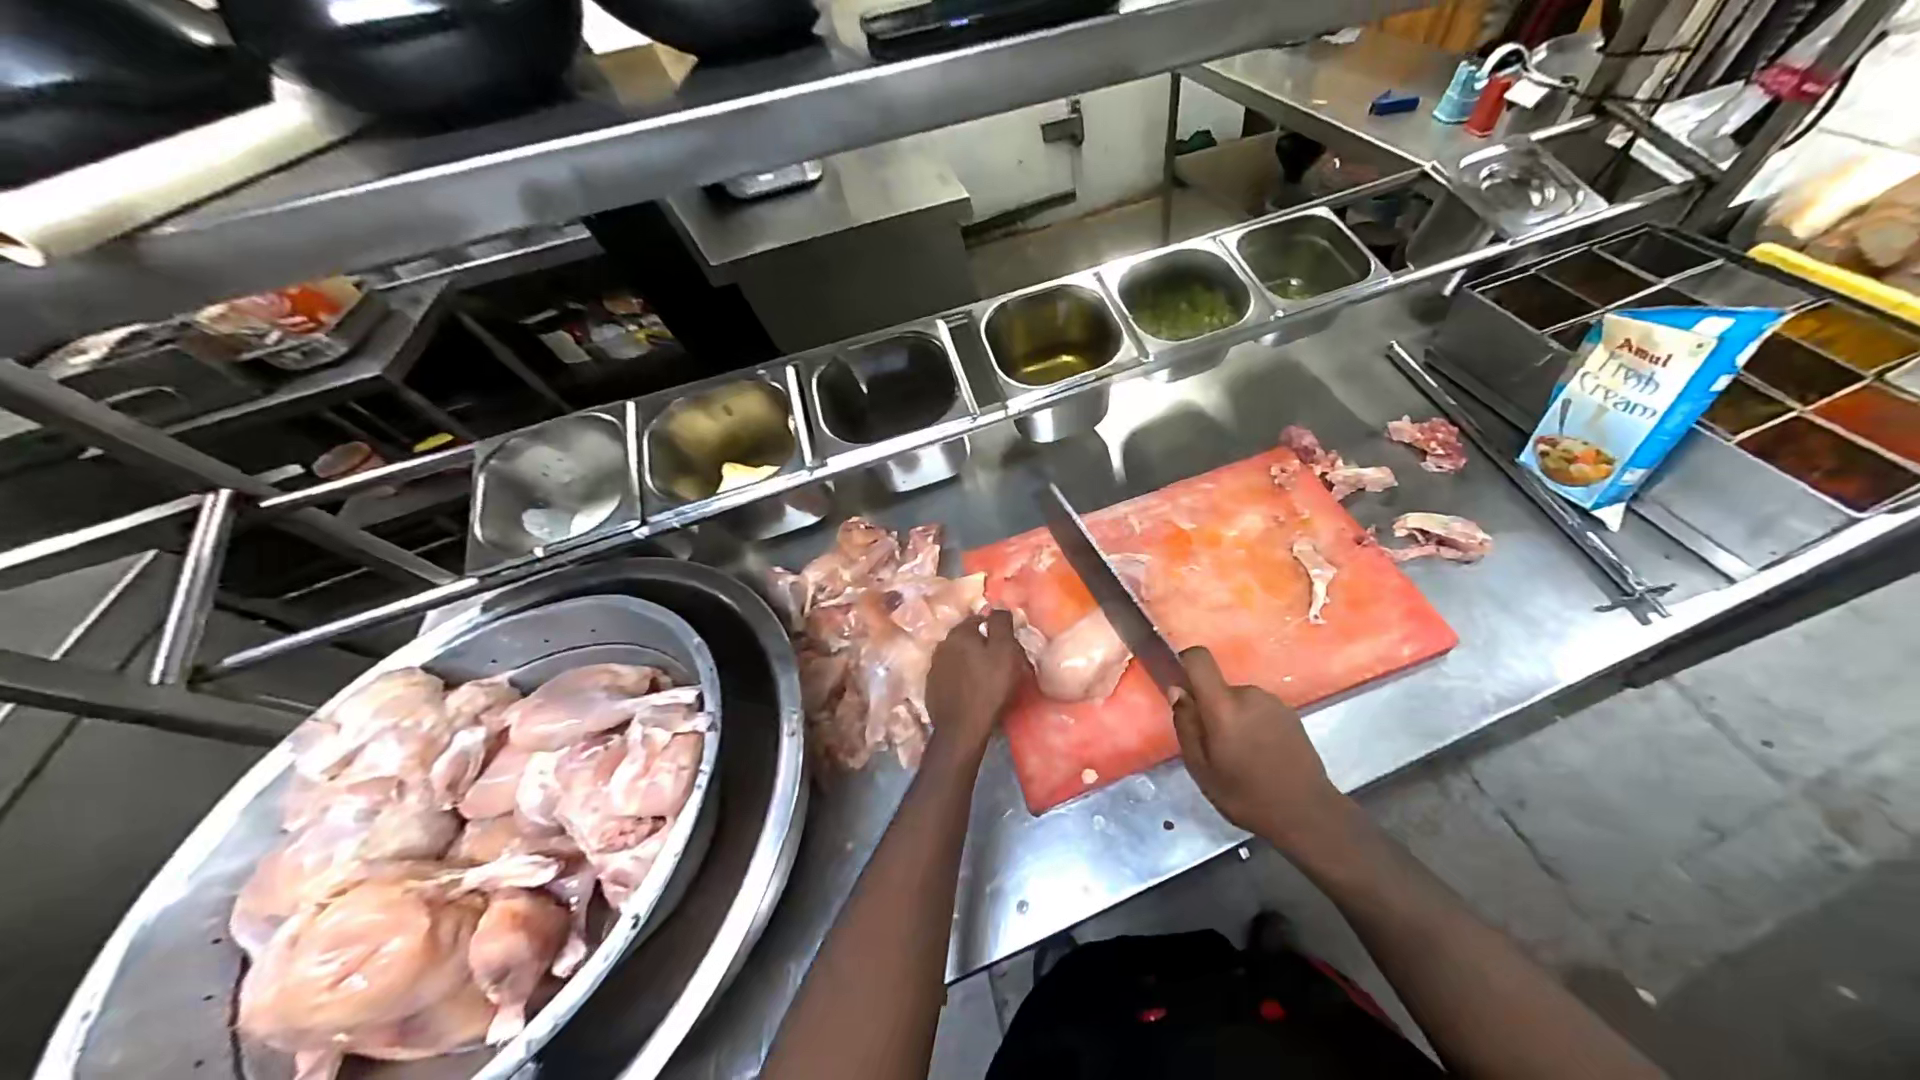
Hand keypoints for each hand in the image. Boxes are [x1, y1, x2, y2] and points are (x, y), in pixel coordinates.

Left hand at [924, 610, 1023, 754]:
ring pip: (956, 656)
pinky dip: (960, 678)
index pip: (978, 619)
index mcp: (959, 633)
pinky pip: (950, 675)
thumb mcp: (1005, 651)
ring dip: (969, 661)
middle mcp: (942, 645)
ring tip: (985, 676)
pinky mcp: (931, 688)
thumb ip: (1001, 624)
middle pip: (966, 638)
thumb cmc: (990, 686)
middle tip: (998, 660)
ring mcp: (933, 668)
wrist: (963, 727)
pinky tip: (971, 690)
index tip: (1006, 642)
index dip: (994, 628)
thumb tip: (997, 605)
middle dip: (980, 644)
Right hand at [1169, 646, 1348, 849]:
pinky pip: (1258, 709)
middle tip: (1214, 745)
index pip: (1199, 659)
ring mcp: (1273, 702)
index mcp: (1224, 706)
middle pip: (1218, 687)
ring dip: (1233, 717)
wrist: (1307, 814)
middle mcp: (1249, 694)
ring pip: (1238, 700)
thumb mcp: (1200, 768)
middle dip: (1211, 708)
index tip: (1182, 688)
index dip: (1185, 663)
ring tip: (1240, 754)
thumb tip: (1178, 691)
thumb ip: (1186, 725)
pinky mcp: (1290, 714)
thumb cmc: (1246, 795)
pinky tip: (1261, 755)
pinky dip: (1253, 724)